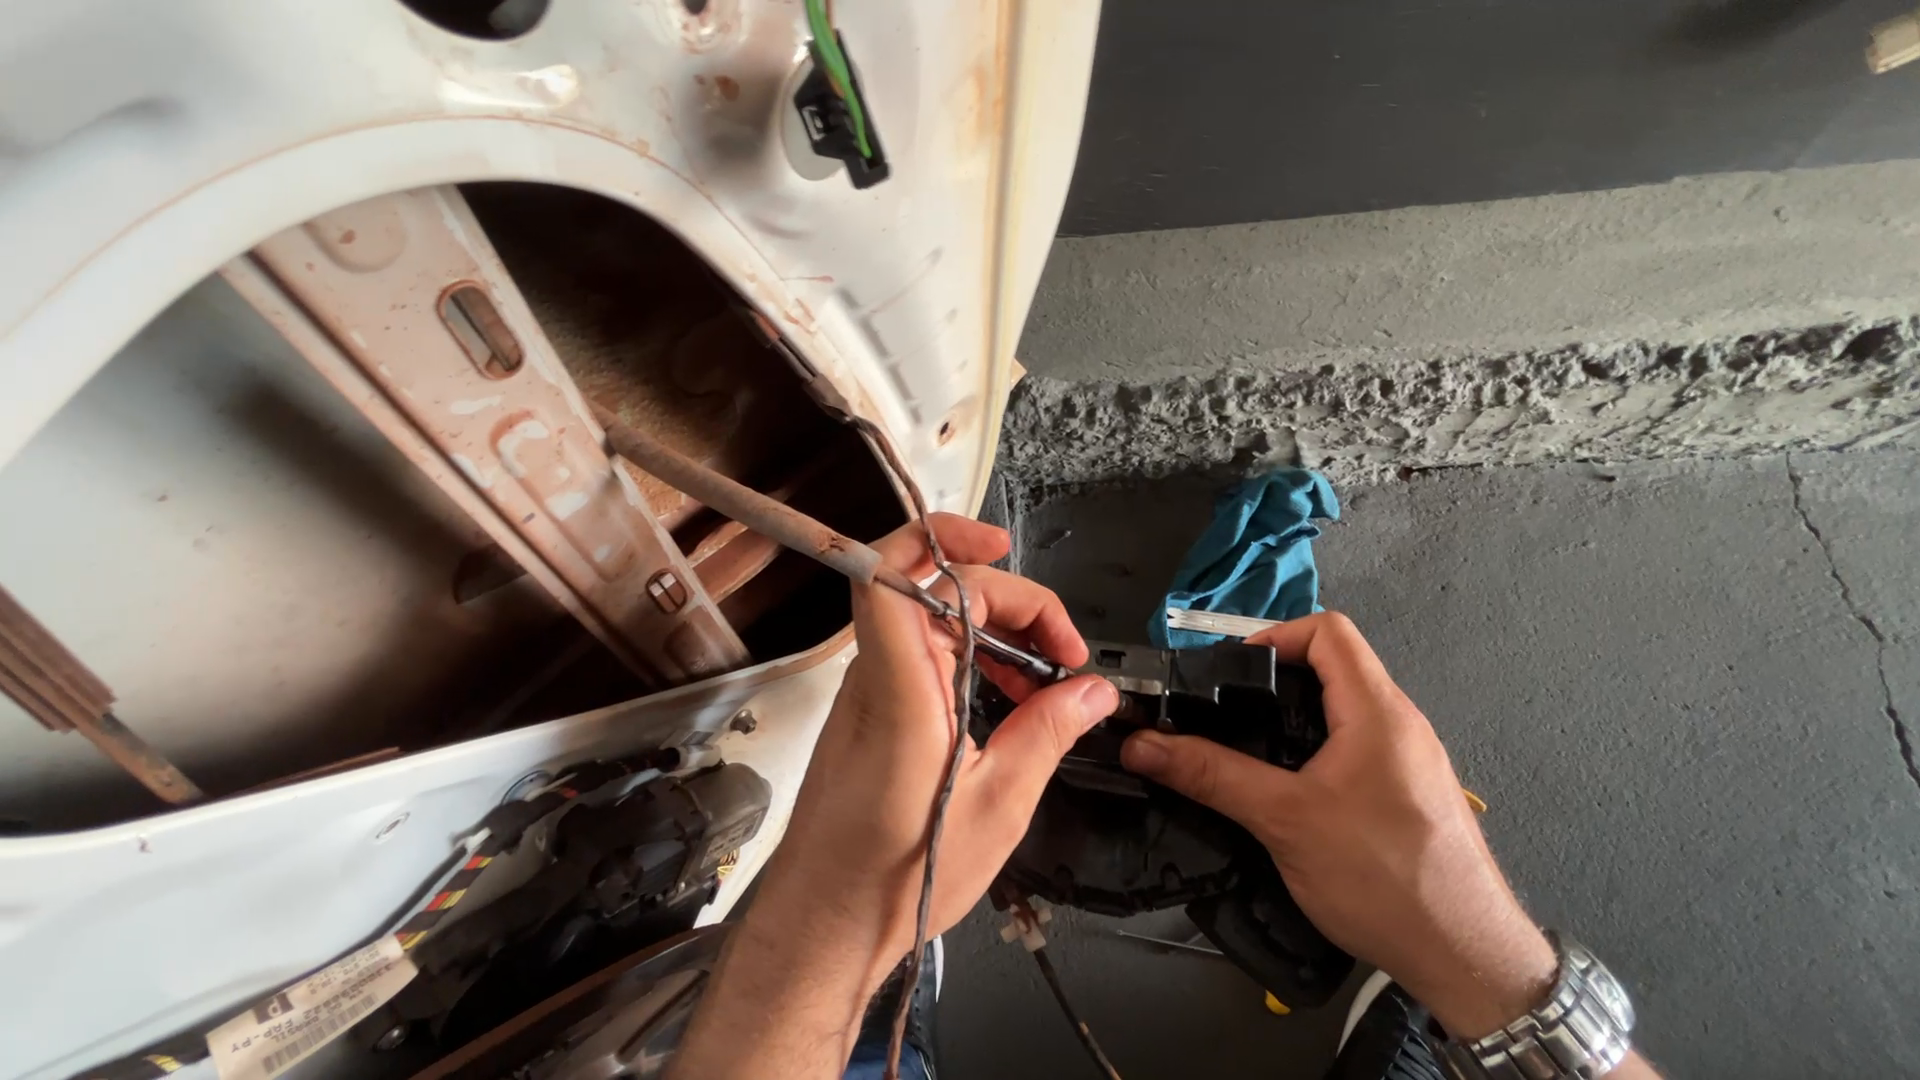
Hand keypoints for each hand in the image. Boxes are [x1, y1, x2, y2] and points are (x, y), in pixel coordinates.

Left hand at [673, 514, 1117, 1079]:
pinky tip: (1012, 698)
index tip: (999, 544)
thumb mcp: (997, 806)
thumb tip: (1093, 690)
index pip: (889, 578)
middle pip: (940, 592)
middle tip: (1066, 655)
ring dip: (999, 633)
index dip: (938, 537)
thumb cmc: (900, 874)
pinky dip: (977, 659)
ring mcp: (875, 689)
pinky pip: (930, 655)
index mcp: (901, 690)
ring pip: (938, 622)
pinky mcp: (879, 708)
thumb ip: (1047, 734)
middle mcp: (880, 675)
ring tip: (1048, 681)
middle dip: (1013, 603)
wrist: (826, 921)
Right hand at [1119, 613, 1554, 1038]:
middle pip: (1333, 665)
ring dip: (1290, 715)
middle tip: (1222, 709)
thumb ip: (1210, 775)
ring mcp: (1408, 760)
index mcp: (1378, 710)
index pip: (1329, 630)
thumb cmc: (1382, 877)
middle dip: (1271, 678)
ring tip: (1242, 744)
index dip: (1273, 635)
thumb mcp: (1284, 820)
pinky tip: (1282, 786)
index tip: (1228, 672)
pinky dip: (1311, 748)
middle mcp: (1400, 724)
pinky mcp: (1406, 793)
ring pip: (1341, 709)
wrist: (1468, 962)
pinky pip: (1353, 745)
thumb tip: (1141, 745)